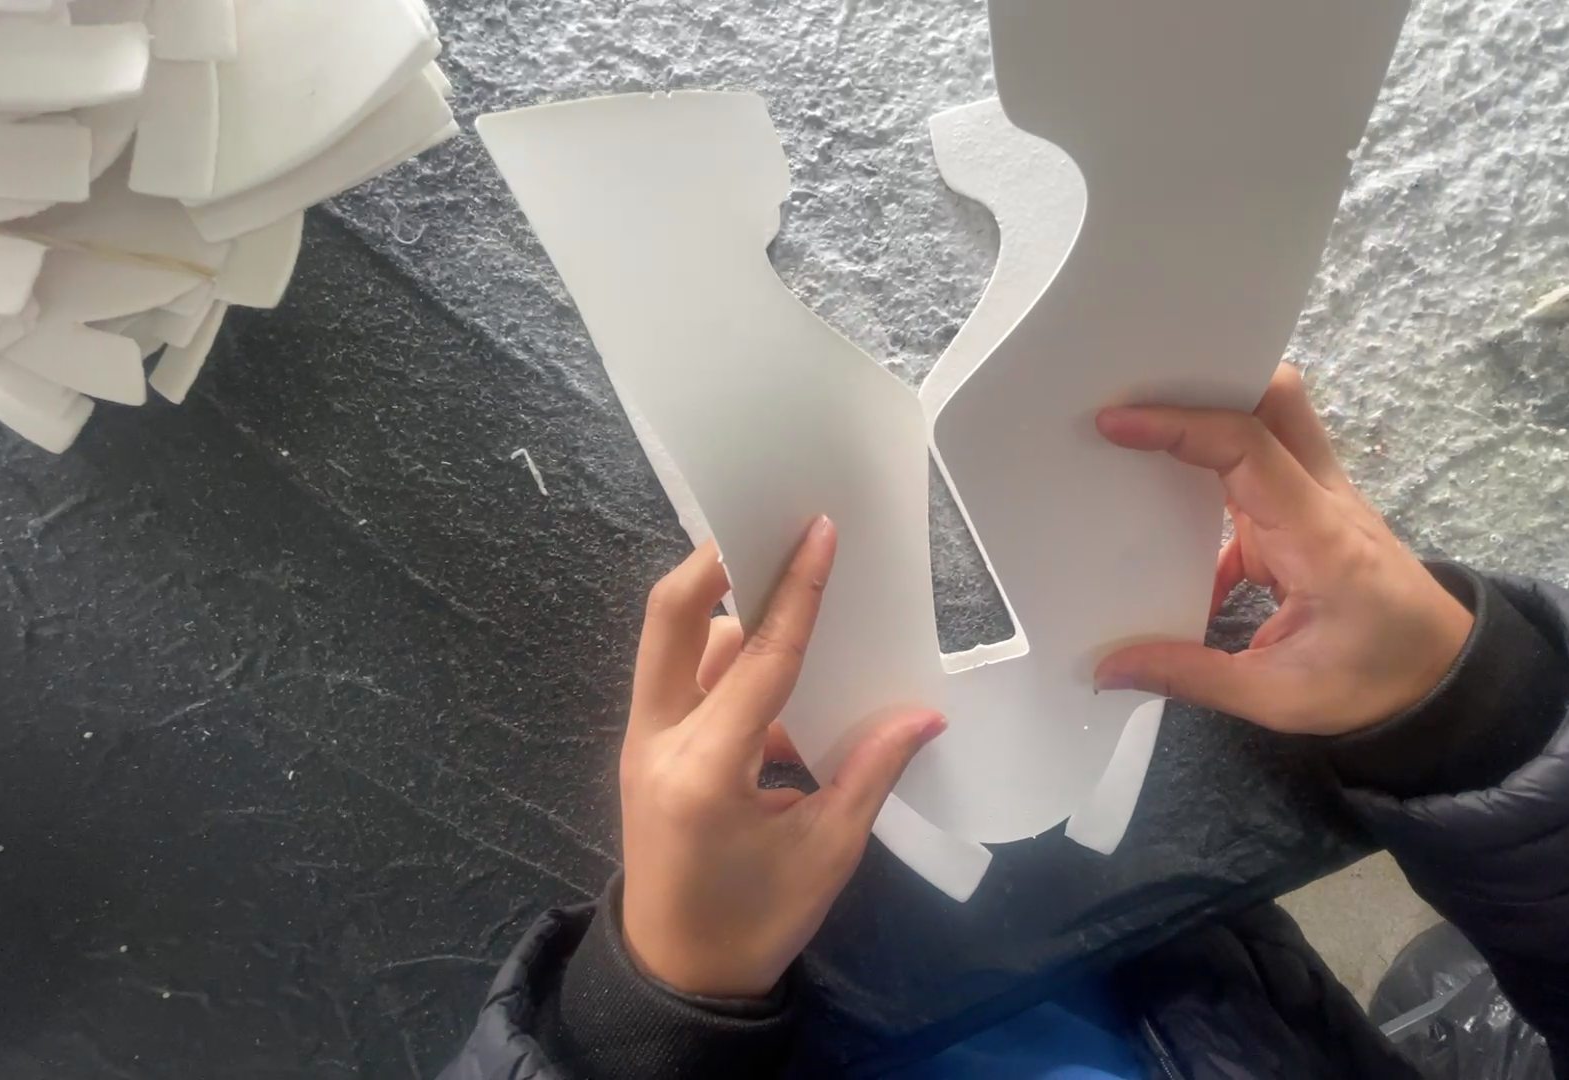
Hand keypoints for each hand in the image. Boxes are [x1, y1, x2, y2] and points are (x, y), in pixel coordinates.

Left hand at [619, 518, 945, 997]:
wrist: (675, 978)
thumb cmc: (753, 923)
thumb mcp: (827, 854)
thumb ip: (871, 772)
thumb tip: (926, 714)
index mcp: (705, 772)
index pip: (762, 658)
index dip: (798, 592)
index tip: (819, 532)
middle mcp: (658, 739)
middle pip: (671, 618)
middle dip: (713, 560)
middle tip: (764, 525)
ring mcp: (642, 739)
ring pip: (675, 641)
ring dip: (725, 609)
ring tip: (781, 592)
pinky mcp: (645, 744)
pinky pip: (682, 672)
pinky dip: (724, 654)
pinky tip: (771, 669)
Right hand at [1093, 365, 1473, 735]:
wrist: (1446, 680)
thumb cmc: (1374, 683)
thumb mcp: (1277, 697)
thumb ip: (1190, 676)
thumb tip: (1109, 667)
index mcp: (1318, 538)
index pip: (1248, 448)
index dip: (1179, 425)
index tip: (1116, 421)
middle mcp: (1321, 499)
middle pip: (1276, 399)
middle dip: (1209, 382)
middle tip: (1142, 391)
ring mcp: (1315, 499)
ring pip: (1269, 419)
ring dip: (1210, 412)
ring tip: (1141, 426)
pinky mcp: (1303, 512)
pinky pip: (1255, 466)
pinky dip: (1209, 465)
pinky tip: (1166, 503)